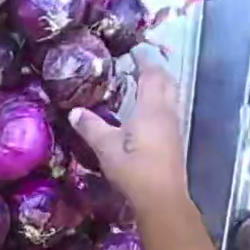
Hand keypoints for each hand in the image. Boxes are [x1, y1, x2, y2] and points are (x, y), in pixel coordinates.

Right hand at [70, 61, 187, 212]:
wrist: (162, 200)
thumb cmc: (134, 170)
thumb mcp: (106, 148)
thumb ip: (91, 127)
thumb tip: (75, 111)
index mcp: (151, 109)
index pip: (151, 75)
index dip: (144, 60)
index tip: (135, 50)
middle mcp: (167, 114)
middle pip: (167, 83)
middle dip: (156, 70)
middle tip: (141, 64)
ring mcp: (174, 129)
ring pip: (171, 97)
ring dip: (160, 87)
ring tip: (144, 85)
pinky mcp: (174, 143)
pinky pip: (169, 113)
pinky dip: (160, 104)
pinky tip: (148, 115)